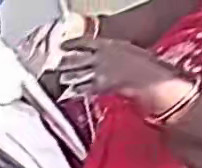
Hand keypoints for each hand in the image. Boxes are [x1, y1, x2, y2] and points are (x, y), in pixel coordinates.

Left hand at [57, 37, 181, 97]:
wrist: (145, 74)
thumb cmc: (136, 61)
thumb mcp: (121, 48)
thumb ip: (104, 50)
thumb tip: (89, 53)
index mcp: (107, 45)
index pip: (84, 42)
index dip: (71, 44)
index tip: (62, 47)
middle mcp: (100, 57)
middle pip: (74, 60)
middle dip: (63, 64)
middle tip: (56, 67)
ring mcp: (98, 72)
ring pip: (73, 76)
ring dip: (66, 78)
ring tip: (62, 79)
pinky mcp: (96, 86)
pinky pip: (79, 89)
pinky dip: (73, 90)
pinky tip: (69, 92)